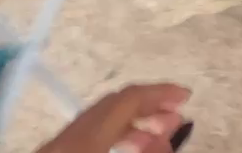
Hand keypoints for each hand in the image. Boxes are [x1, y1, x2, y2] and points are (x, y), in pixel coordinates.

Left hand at [36, 83, 190, 152]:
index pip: (126, 101)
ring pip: (100, 122)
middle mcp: (66, 139)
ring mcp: (55, 149)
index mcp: (83, 142)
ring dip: (132, 126)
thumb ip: (143, 152)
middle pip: (114, 106)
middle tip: (176, 121)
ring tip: (156, 144)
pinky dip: (113, 139)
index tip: (186, 99)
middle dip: (149, 108)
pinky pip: (88, 138)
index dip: (160, 94)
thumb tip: (167, 145)